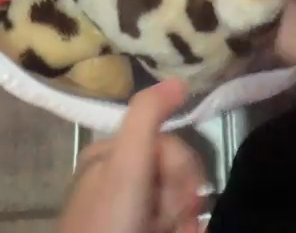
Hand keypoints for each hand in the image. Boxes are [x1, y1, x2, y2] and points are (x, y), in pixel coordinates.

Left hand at [58, 79, 205, 232]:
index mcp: (109, 156)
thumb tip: (179, 79)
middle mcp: (118, 182)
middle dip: (182, 199)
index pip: (167, 143)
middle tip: (171, 223)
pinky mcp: (140, 232)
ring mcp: (128, 216)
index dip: (179, 168)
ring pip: (179, 206)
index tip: (175, 193)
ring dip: (186, 222)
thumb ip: (147, 115)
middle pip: (174, 175)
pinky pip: (176, 226)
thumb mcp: (125, 164)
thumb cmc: (110, 225)